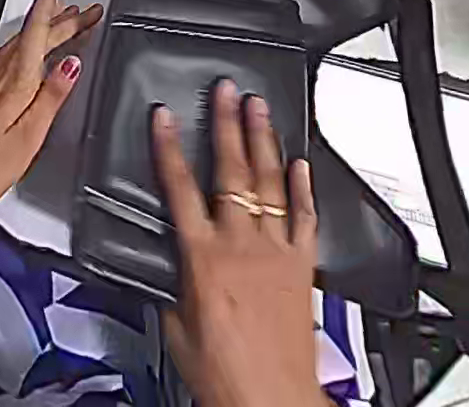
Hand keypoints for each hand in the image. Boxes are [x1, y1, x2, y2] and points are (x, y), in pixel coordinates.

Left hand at [0, 0, 101, 275]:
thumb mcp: (29, 135)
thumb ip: (53, 95)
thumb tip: (73, 62)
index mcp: (16, 79)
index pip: (38, 25)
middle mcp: (2, 72)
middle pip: (38, 32)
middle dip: (66, 16)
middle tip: (92, 9)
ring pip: (27, 41)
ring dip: (52, 28)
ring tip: (73, 20)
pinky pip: (17, 53)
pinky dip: (36, 43)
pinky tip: (40, 49)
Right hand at [153, 82, 325, 406]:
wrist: (274, 403)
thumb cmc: (224, 376)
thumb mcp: (178, 329)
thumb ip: (174, 286)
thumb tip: (172, 267)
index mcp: (204, 257)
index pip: (179, 188)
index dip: (169, 148)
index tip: (164, 117)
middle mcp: (241, 245)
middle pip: (231, 170)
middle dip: (227, 124)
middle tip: (227, 92)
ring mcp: (275, 250)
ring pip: (269, 182)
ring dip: (263, 140)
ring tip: (260, 108)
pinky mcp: (302, 265)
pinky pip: (304, 217)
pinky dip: (303, 187)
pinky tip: (301, 162)